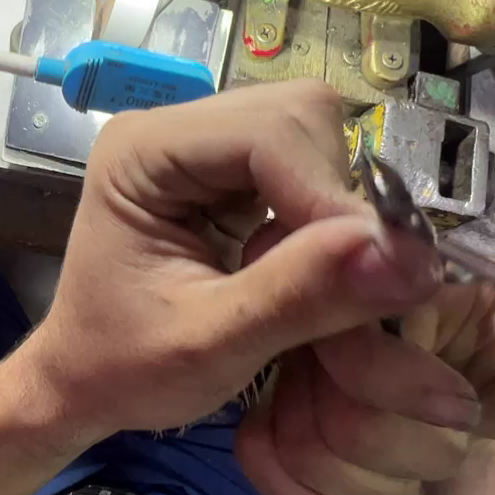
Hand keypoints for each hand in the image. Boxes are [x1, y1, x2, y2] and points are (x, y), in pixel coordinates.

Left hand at [15, 81, 441, 441]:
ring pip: (313, 137)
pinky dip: (324, 216)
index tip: (377, 272)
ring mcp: (199, 145)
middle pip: (299, 116)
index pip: (268, 130)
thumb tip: (409, 256)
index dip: (331, 194)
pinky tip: (304, 266)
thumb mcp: (206, 347)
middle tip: (346, 276)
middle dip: (337, 195)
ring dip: (335, 208)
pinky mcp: (224, 171)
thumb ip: (298, 298)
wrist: (85, 378)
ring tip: (320, 278)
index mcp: (142, 152)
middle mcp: (170, 130)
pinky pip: (305, 168)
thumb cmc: (123, 367)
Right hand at [236, 239, 494, 494]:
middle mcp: (314, 298)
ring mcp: (285, 357)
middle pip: (317, 397)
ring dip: (373, 478)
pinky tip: (365, 490)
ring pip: (295, 441)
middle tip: (451, 430)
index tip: (460, 405)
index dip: (398, 385)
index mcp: (382, 261)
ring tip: (419, 457)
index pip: (343, 323)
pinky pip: (263, 462)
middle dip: (400, 443)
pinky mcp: (267, 407)